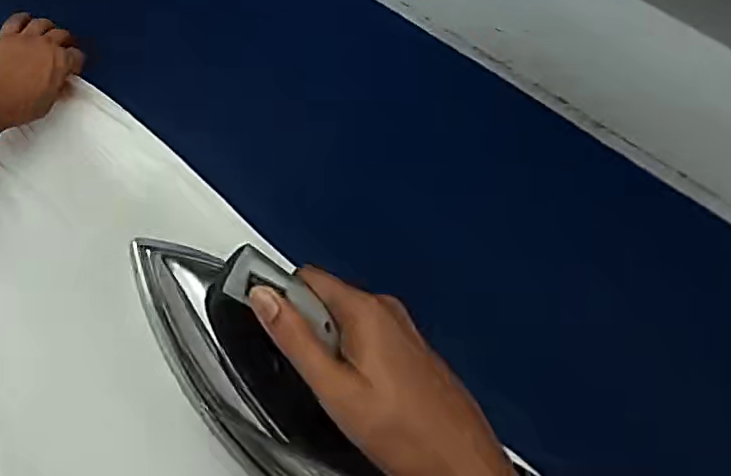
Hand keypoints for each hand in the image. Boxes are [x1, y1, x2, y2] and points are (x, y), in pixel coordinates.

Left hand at [0, 13, 84, 130]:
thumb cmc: (15, 105)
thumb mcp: (46, 104)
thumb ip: (57, 89)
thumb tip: (62, 86)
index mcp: (60, 62)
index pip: (76, 56)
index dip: (76, 61)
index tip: (73, 65)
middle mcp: (45, 45)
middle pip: (62, 34)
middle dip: (66, 40)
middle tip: (65, 46)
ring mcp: (26, 38)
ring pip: (42, 23)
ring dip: (48, 26)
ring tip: (49, 30)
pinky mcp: (7, 35)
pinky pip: (18, 19)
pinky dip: (23, 18)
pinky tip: (25, 19)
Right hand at [250, 269, 511, 475]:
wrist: (468, 472)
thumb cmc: (410, 438)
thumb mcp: (334, 390)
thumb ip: (293, 337)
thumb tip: (262, 297)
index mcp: (364, 309)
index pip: (302, 275)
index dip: (283, 298)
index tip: (275, 321)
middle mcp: (386, 309)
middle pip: (323, 297)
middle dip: (311, 326)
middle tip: (320, 370)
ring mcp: (404, 329)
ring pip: (346, 318)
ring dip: (334, 343)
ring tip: (347, 388)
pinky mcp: (414, 349)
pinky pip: (369, 335)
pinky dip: (359, 354)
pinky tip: (370, 394)